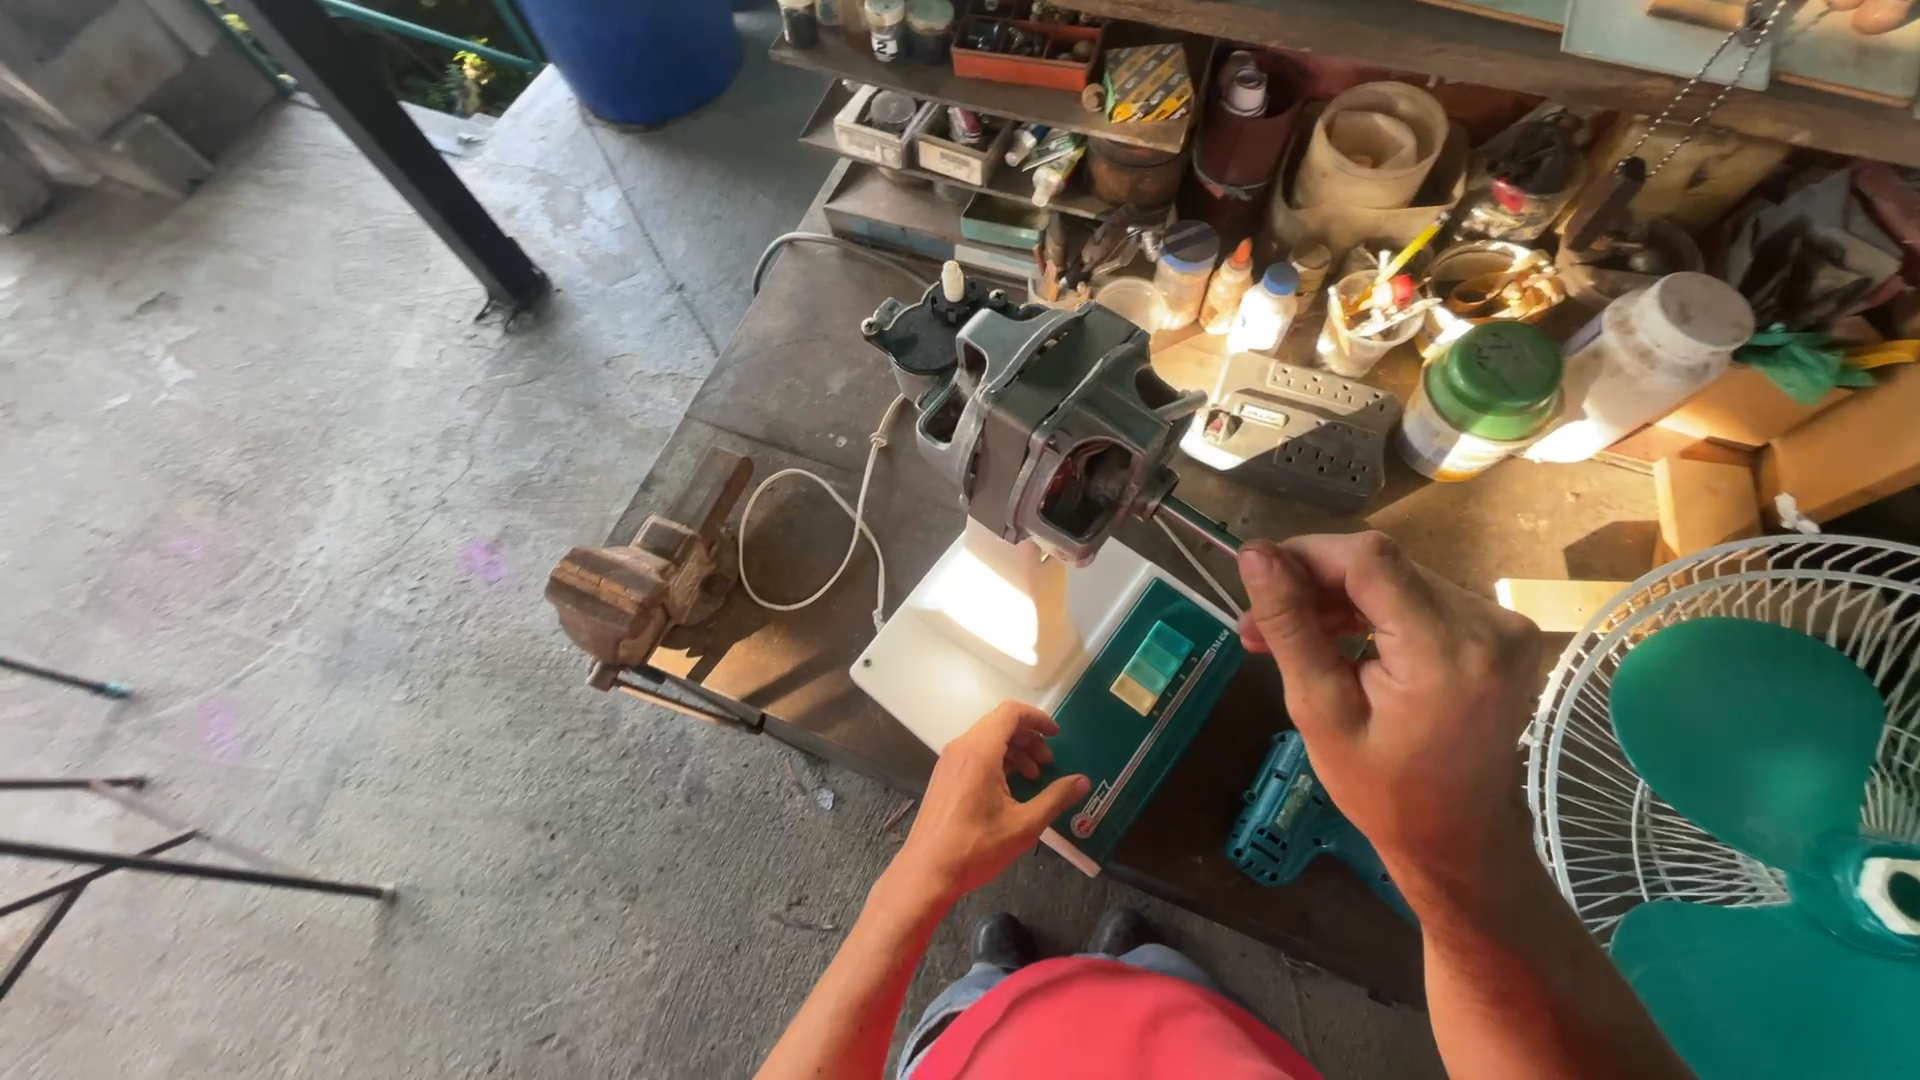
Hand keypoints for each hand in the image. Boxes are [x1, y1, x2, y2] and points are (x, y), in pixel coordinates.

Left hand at [893, 702, 1090, 900]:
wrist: (927, 871)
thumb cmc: (976, 847)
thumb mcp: (1024, 825)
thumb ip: (1055, 798)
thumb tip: (1083, 781)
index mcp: (980, 751)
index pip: (1010, 712)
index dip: (1037, 718)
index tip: (1056, 736)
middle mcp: (962, 747)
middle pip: (1000, 724)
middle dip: (1029, 738)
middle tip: (1048, 764)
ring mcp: (950, 761)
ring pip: (987, 739)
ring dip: (1014, 750)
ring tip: (1033, 777)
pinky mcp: (945, 775)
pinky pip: (975, 753)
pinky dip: (997, 760)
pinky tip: (1010, 788)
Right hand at [1235, 533, 1542, 890]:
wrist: (1459, 838)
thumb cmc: (1381, 789)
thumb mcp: (1318, 709)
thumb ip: (1290, 626)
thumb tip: (1254, 556)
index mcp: (1446, 652)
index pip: (1369, 559)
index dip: (1305, 554)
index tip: (1255, 576)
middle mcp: (1488, 625)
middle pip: (1381, 565)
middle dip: (1311, 583)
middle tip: (1257, 624)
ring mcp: (1502, 626)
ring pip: (1394, 576)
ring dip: (1333, 598)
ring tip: (1284, 634)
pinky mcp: (1498, 631)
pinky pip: (1416, 595)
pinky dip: (1367, 609)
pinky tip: (1331, 637)